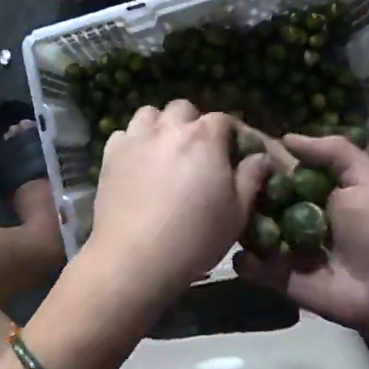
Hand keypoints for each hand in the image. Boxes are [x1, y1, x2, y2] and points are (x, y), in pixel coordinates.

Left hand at [84, 101, 269, 306]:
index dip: (230, 134)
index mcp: (204, 137)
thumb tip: (259, 157)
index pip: (223, 119)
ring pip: (149, 114)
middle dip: (193, 123)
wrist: (134, 258)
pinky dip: (133, 142)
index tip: (232, 154)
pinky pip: (123, 134)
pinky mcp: (110, 155)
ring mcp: (135, 139)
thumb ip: (251, 178)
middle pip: (183, 109)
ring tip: (164, 150)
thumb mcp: (236, 213)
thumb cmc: (194, 238)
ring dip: (160, 126)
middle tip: (197, 153)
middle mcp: (168, 128)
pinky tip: (137, 163)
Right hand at [234, 134, 368, 337]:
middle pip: (251, 192)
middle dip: (236, 184)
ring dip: (237, 220)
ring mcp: (277, 243)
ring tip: (233, 217)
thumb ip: (334, 151)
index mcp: (308, 186)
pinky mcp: (272, 274)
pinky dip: (244, 260)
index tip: (226, 138)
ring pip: (243, 225)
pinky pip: (247, 264)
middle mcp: (287, 210)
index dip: (253, 152)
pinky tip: (250, 254)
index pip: (273, 163)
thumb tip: (285, 137)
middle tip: (222, 180)